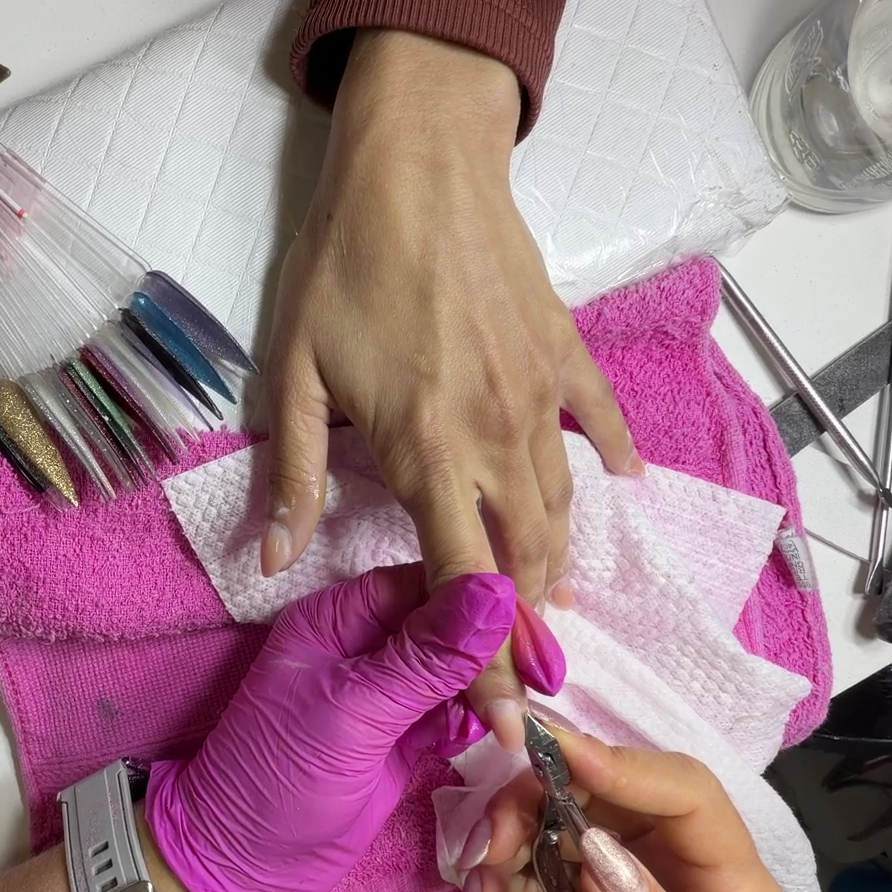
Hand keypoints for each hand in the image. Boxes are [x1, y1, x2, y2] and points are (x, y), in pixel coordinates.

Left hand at [145, 565, 513, 891]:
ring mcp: (385, 689)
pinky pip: (452, 709)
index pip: (423, 584)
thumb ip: (424, 657)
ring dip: (493, 685)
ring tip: (533, 706)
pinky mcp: (401, 732)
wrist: (245, 865)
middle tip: (547, 679)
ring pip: (455, 667)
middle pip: (446, 624)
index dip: (480, 599)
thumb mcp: (354, 712)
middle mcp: (362, 642)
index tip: (536, 627)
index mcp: (337, 618)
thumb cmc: (281, 779)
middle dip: (495, 648)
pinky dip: (479, 717)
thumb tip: (494, 590)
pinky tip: (505, 729)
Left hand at [263, 30, 637, 752]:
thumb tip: (275, 560)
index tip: (505, 723)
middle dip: (530, 631)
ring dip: (557, 565)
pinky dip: (608, 463)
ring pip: (562, 506)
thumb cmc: (344, 269)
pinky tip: (616, 492)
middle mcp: (498, 439)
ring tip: (552, 611)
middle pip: (526, 558)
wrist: (419, 167)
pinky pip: (599, 423)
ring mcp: (543, 397)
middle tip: (533, 684)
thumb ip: (294, 475)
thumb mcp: (293, 375)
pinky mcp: (566, 355)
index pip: (463, 582)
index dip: (484, 663)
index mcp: (426, 452)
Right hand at [467, 730, 818, 891]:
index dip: (620, 765)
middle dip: (531, 808)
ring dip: (507, 855)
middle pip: (600, 794)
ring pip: (554, 821)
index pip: (686, 795)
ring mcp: (632, 871)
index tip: (549, 757)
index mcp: (731, 884)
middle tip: (485, 851)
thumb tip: (598, 855)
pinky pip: (536, 865)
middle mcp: (678, 860)